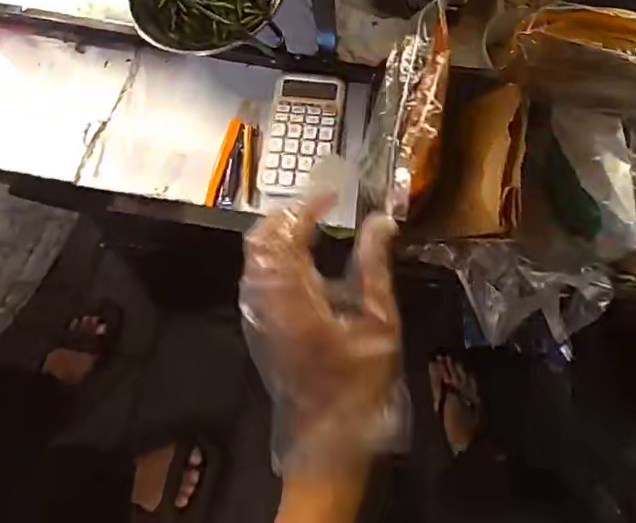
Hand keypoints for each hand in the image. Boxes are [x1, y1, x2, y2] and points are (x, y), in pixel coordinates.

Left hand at [240, 192, 402, 474]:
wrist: (327, 440)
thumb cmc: (359, 382)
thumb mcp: (379, 322)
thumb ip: (375, 265)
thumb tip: (382, 221)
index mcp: (296, 297)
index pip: (288, 234)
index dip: (306, 207)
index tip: (330, 195)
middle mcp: (267, 301)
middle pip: (260, 240)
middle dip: (286, 214)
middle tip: (318, 206)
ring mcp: (257, 315)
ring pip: (254, 257)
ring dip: (278, 232)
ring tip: (311, 223)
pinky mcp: (258, 326)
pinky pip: (255, 275)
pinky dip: (272, 253)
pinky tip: (299, 255)